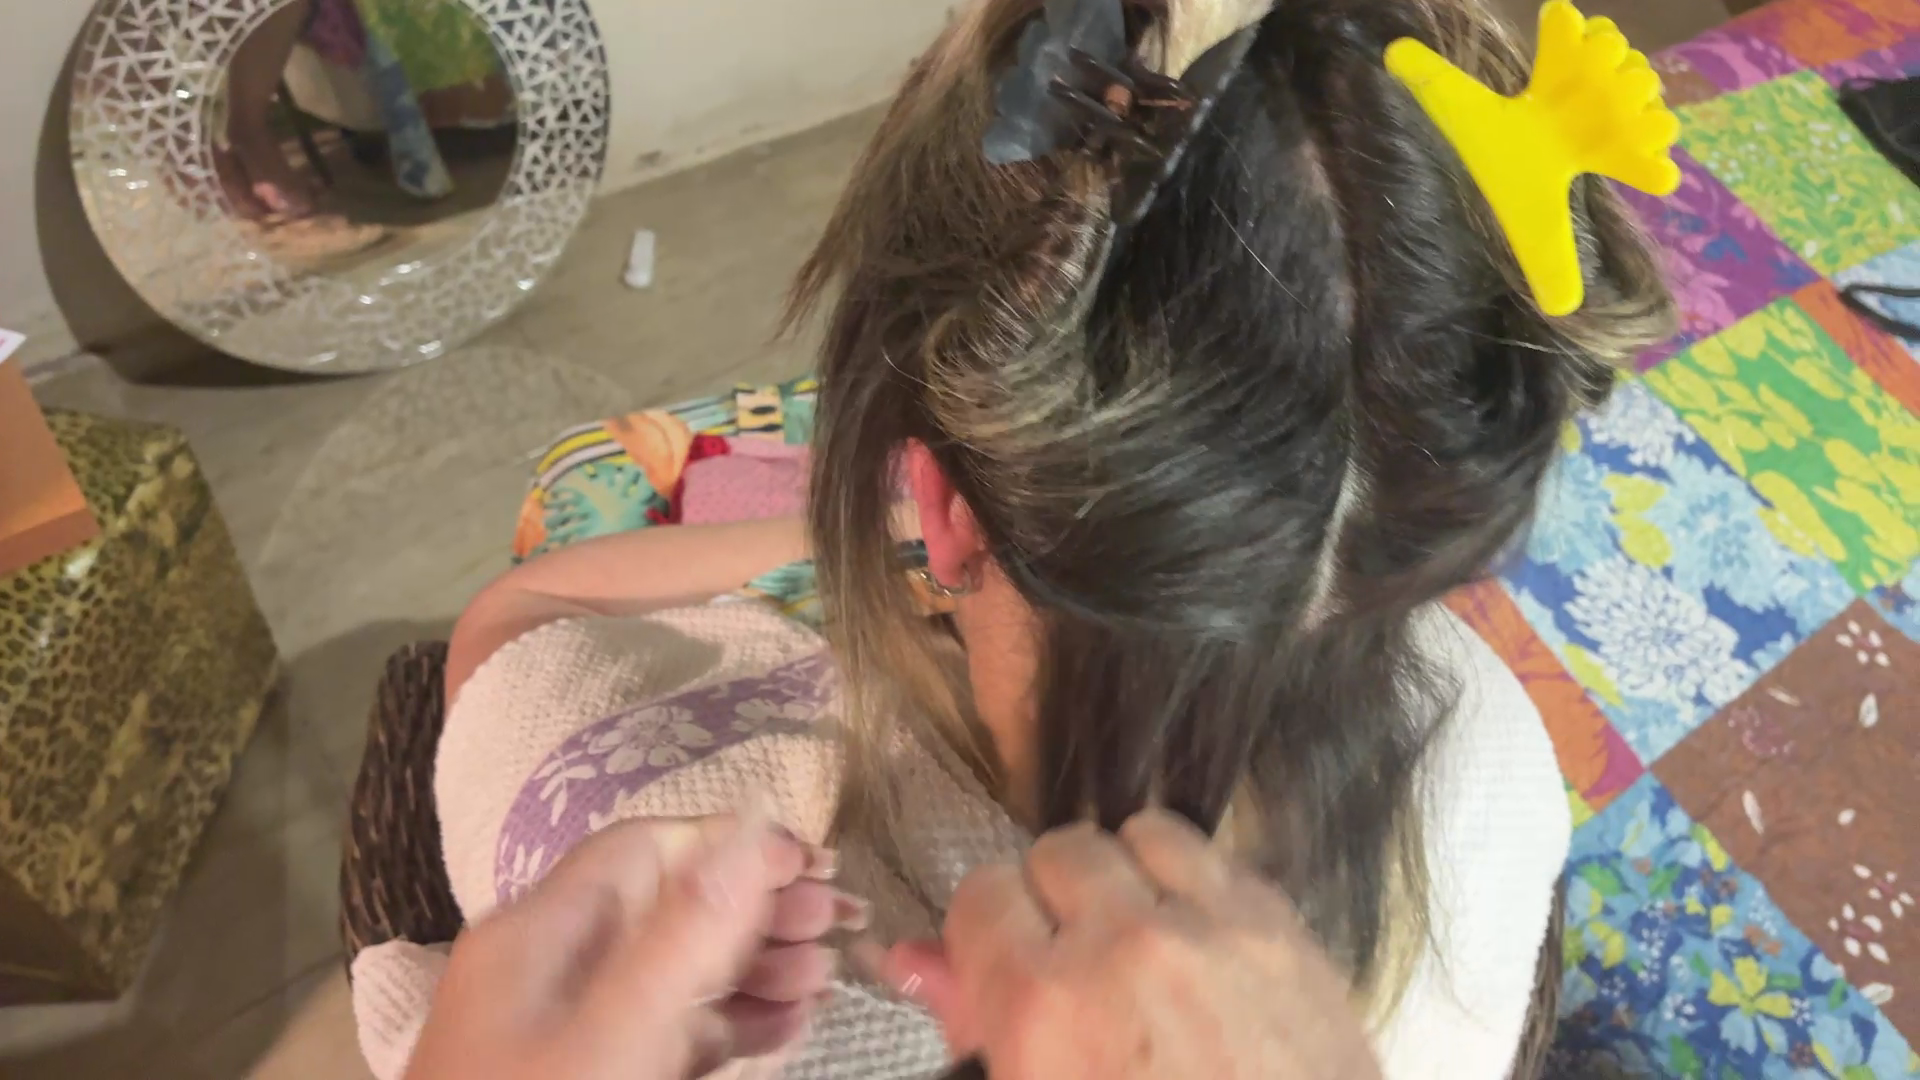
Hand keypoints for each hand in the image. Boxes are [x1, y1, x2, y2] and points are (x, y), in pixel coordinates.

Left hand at [405, 812, 860, 1079]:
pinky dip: (736, 1020)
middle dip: (761, 907)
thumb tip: (752, 824)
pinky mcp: (599, 1073)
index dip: (733, 844)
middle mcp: (556, 968)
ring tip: (827, 975)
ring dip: (761, 964)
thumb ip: (685, 931)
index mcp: (541, 934)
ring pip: (681, 969)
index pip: (649, 850)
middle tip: (837, 919)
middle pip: (674, 905)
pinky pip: (676, 1027)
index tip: (809, 866)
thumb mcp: (615, 1040)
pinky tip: (793, 1024)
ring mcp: (575, 1028)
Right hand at [882, 810, 1383, 1079]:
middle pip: (1056, 850)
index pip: (982, 891)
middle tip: (1081, 956)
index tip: (1012, 958)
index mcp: (1040, 1008)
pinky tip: (1197, 937)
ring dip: (1127, 875)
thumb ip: (966, 1023)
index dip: (991, 928)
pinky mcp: (1279, 927)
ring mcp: (1207, 928)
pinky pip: (1209, 851)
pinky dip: (1190, 882)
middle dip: (1057, 899)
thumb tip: (912, 955)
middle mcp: (1119, 946)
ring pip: (1135, 832)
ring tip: (1141, 933)